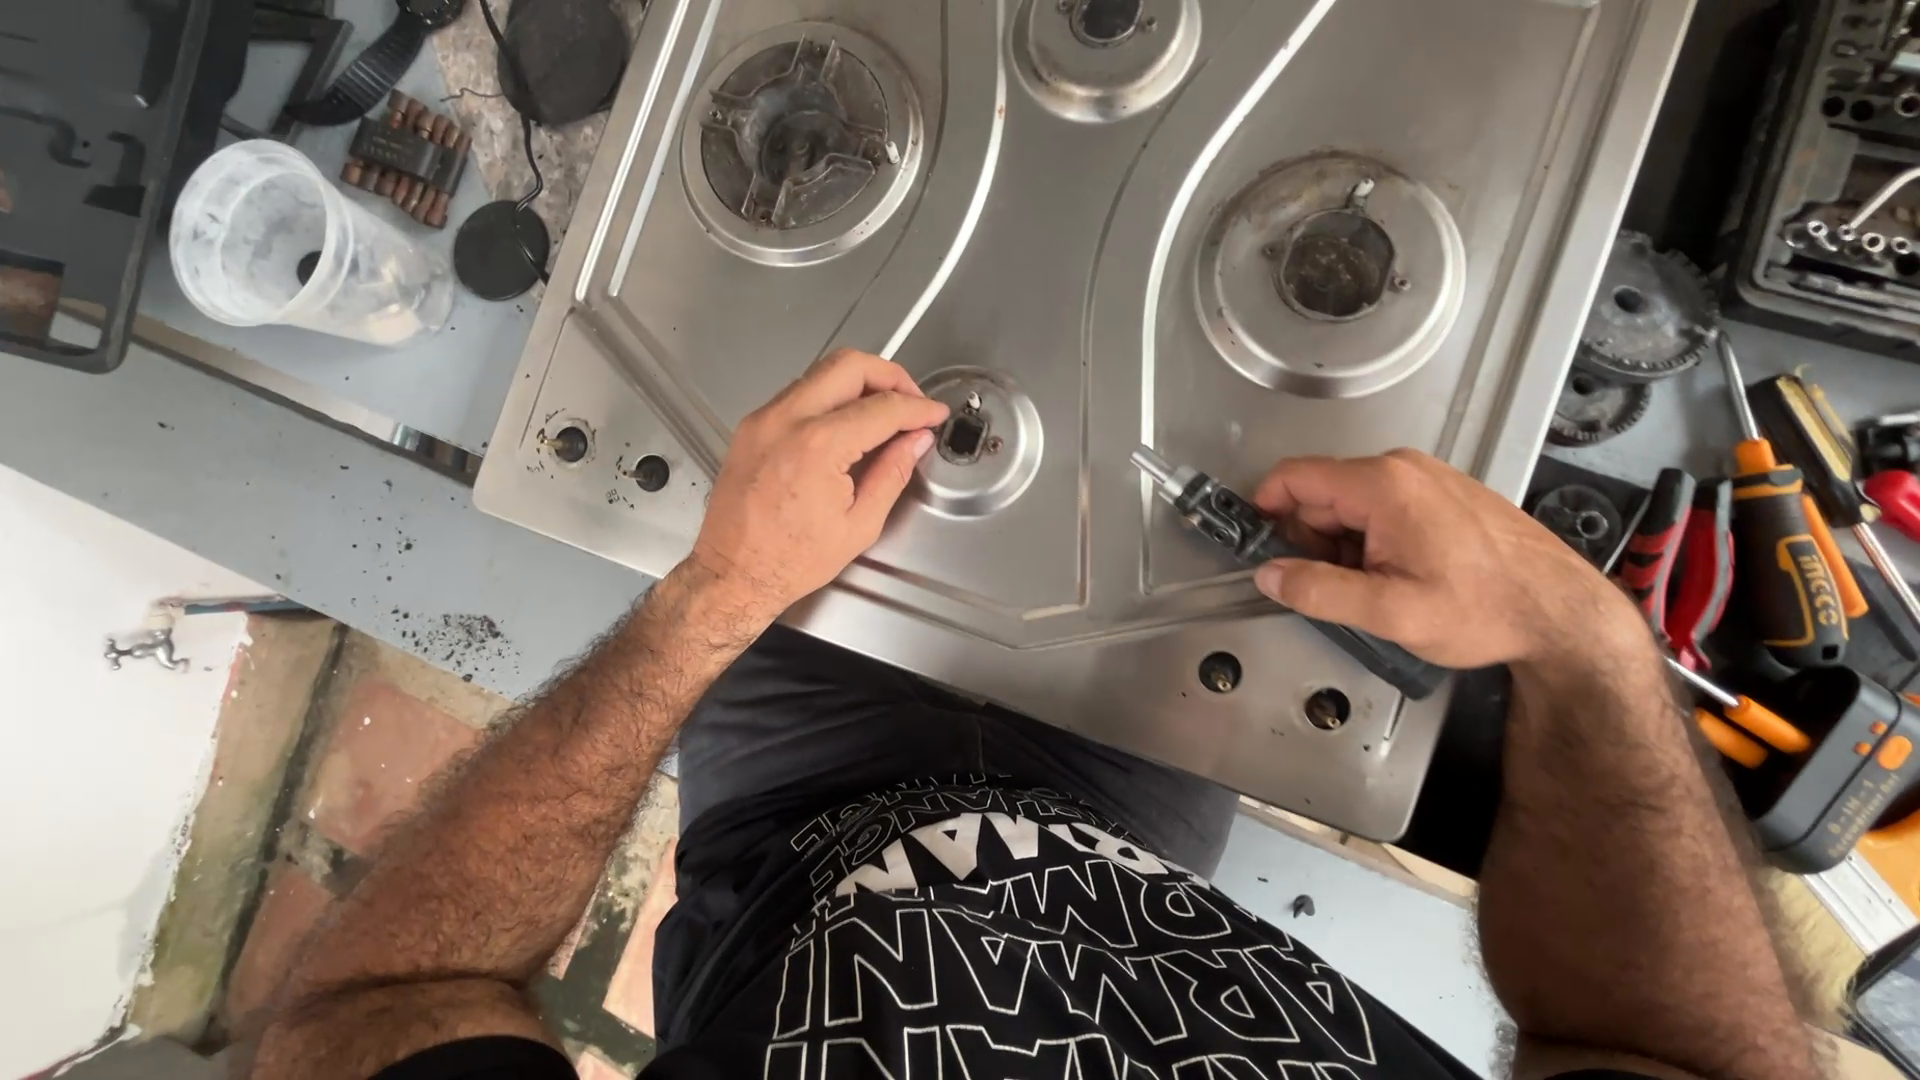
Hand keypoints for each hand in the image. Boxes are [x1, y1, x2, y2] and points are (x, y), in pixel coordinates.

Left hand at [688, 349, 948, 623]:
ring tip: (884, 413)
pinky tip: (848, 423)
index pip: (883, 407)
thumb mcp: (859, 524)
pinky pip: (800, 392)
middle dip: (891, 376)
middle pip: (850, 365)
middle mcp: (786, 421)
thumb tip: (915, 442)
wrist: (734, 573)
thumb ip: (892, 473)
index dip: (918, 408)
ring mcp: (764, 419)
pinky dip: (831, 395)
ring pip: (822, 371)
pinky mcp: (752, 426)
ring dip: (860, 382)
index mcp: (818, 446)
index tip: (934, 414)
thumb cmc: (789, 560)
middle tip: (912, 401)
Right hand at [1249, 449, 1649, 669]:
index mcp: (1382, 485)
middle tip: (1333, 585)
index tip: (1261, 548)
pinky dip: (1369, 539)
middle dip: (1309, 539)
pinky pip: (1379, 507)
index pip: (1293, 477)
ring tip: (1374, 586)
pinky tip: (1397, 573)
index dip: (1265, 509)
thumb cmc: (1483, 610)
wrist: (1563, 614)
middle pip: (1320, 493)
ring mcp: (1424, 477)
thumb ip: (1318, 591)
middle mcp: (1401, 468)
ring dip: (1341, 544)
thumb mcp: (1390, 611)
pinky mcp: (1441, 492)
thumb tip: (1268, 575)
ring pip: (1348, 503)